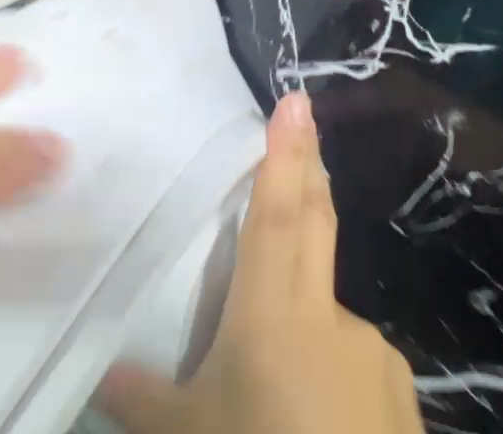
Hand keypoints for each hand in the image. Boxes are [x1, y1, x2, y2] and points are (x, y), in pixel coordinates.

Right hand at [96, 93, 420, 433]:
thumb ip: (140, 399)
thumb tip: (99, 374)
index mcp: (273, 315)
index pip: (274, 215)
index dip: (283, 156)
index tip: (298, 101)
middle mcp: (331, 320)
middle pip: (315, 228)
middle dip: (308, 175)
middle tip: (306, 130)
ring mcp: (375, 360)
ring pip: (325, 317)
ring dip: (299, 323)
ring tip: (269, 388)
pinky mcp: (402, 402)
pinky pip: (351, 365)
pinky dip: (326, 373)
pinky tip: (310, 421)